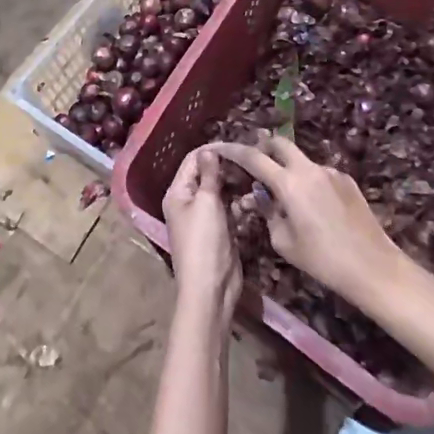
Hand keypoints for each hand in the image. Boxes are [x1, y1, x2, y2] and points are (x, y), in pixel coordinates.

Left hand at [162, 147, 240, 313]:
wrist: (211, 288)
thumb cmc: (204, 241)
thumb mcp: (207, 203)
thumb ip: (209, 174)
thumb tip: (209, 150)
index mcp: (178, 193)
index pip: (192, 161)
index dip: (212, 151)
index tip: (237, 145)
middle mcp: (188, 202)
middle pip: (207, 174)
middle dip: (227, 167)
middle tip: (251, 160)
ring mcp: (204, 217)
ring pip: (221, 191)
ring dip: (236, 184)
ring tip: (255, 175)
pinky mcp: (220, 230)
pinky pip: (229, 208)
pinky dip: (239, 202)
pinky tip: (254, 197)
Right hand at [206, 138, 403, 300]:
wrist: (371, 265)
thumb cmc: (321, 259)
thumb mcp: (284, 242)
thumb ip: (268, 213)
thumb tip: (261, 197)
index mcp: (289, 183)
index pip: (253, 157)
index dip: (233, 150)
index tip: (219, 148)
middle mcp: (309, 169)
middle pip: (280, 143)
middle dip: (263, 147)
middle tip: (254, 164)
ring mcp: (331, 171)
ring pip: (301, 160)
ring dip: (289, 170)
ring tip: (288, 199)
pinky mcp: (347, 180)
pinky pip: (320, 174)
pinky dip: (309, 182)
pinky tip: (315, 209)